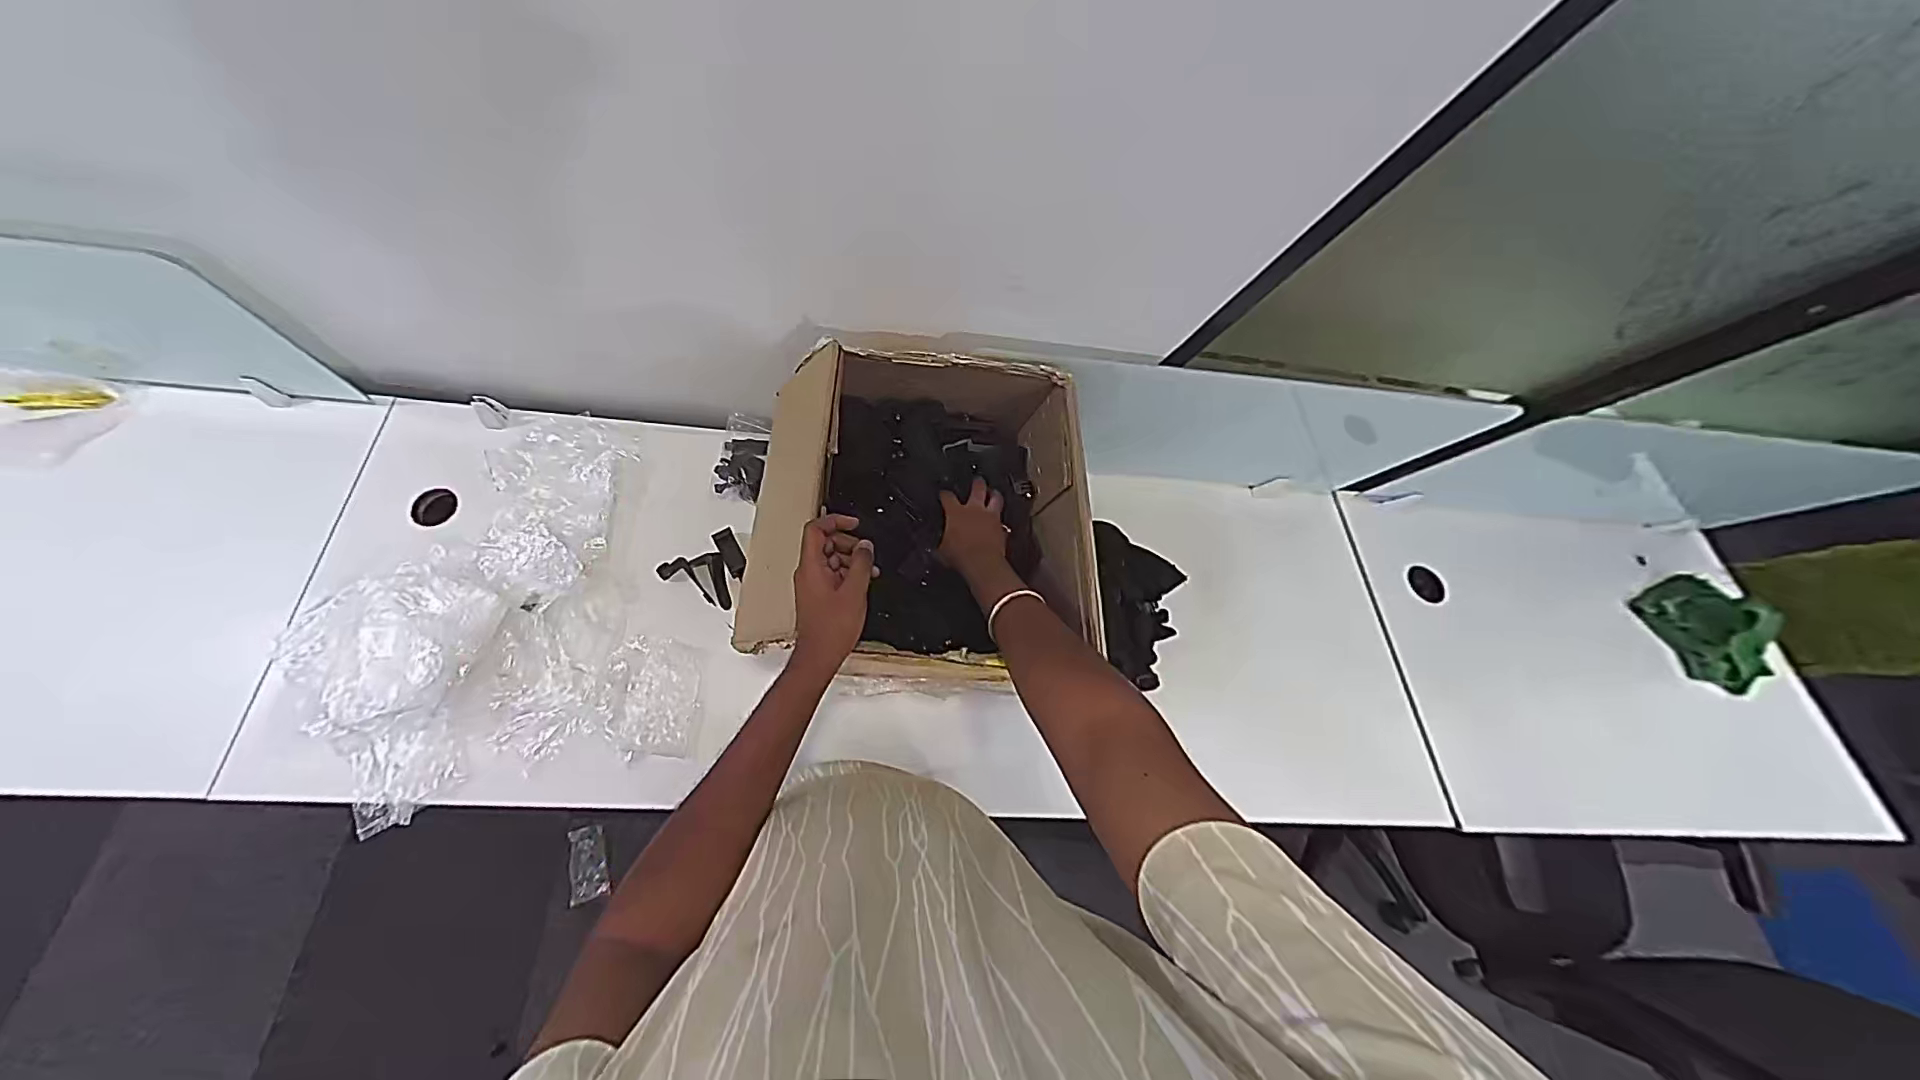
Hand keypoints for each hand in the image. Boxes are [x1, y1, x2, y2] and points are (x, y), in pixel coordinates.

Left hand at [792, 513, 874, 665]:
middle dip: (848, 543)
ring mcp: (811, 584)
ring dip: (850, 559)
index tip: (853, 523)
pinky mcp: (817, 594)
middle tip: (865, 552)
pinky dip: (847, 572)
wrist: (819, 655)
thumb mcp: (854, 591)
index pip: (816, 530)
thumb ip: (861, 563)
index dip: (835, 521)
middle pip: (824, 543)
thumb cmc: (831, 629)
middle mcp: (807, 573)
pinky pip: (831, 573)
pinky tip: (862, 581)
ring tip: (868, 570)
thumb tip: (865, 546)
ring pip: (830, 558)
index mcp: (811, 567)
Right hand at [938, 477, 1008, 580]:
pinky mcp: (1002, 527)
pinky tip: (999, 521)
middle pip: (977, 487)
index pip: (947, 496)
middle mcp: (974, 509)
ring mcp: (990, 516)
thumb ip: (939, 544)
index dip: (944, 494)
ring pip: (995, 497)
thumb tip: (935, 548)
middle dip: (976, 482)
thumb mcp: (941, 551)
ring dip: (994, 494)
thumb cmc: (959, 556)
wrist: (982, 563)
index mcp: (955, 512)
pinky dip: (1000, 519)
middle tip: (977, 480)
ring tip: (993, 492)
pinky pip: (1002, 519)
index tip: (943, 494)